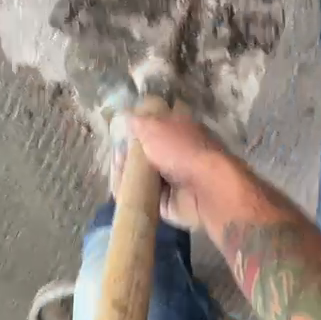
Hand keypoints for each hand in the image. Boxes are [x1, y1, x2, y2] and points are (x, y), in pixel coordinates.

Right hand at [109, 111, 240, 228]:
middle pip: (147, 154)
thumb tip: (126, 115)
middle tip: (116, 158)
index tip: (119, 134)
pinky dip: (130, 196)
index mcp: (181, 130)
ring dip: (128, 176)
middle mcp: (178, 154)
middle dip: (129, 156)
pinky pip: (143, 199)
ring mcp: (175, 180)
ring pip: (143, 178)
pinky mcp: (169, 204)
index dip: (136, 130)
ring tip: (115, 175)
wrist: (205, 188)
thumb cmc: (180, 150)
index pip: (155, 127)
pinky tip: (119, 192)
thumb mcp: (153, 126)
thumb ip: (137, 121)